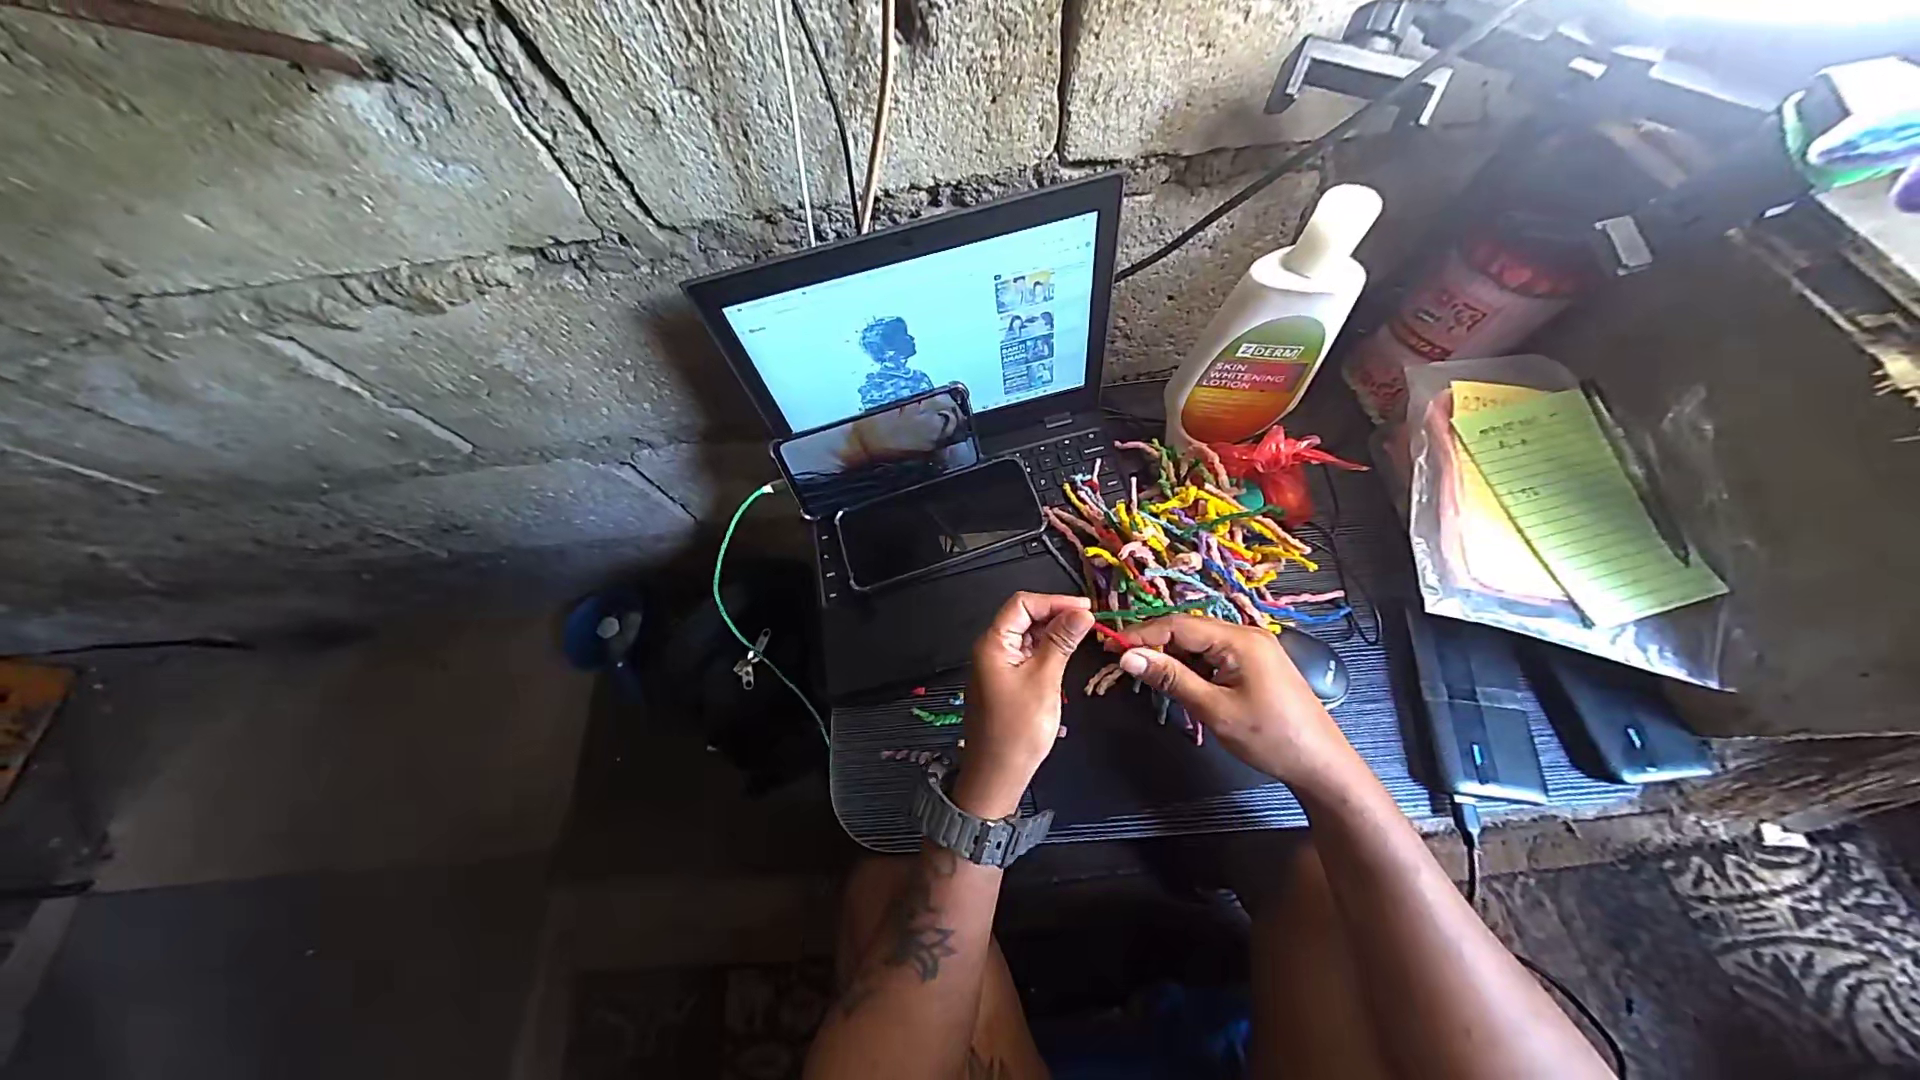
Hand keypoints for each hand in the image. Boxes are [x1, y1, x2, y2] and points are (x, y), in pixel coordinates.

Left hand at [958, 592, 1093, 818]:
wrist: (997, 774)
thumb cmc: (1017, 731)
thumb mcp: (1044, 680)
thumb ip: (1061, 642)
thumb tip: (1081, 612)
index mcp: (992, 643)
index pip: (1022, 603)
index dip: (1054, 601)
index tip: (1085, 608)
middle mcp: (991, 647)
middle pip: (1023, 615)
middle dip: (1056, 613)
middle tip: (1089, 620)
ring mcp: (997, 663)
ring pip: (1027, 633)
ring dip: (1054, 630)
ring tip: (1083, 634)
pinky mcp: (1006, 677)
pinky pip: (1027, 651)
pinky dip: (1047, 647)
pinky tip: (1066, 651)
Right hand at [1115, 616, 1355, 790]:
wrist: (1321, 765)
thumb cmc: (1270, 738)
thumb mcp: (1213, 709)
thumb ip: (1170, 678)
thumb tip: (1129, 657)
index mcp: (1239, 639)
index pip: (1177, 624)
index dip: (1142, 634)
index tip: (1112, 648)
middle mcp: (1246, 634)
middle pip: (1187, 629)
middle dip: (1155, 644)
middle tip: (1126, 664)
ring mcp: (1252, 648)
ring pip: (1198, 643)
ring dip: (1172, 657)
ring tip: (1151, 679)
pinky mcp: (1254, 663)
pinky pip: (1212, 654)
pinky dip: (1191, 666)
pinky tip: (1180, 684)